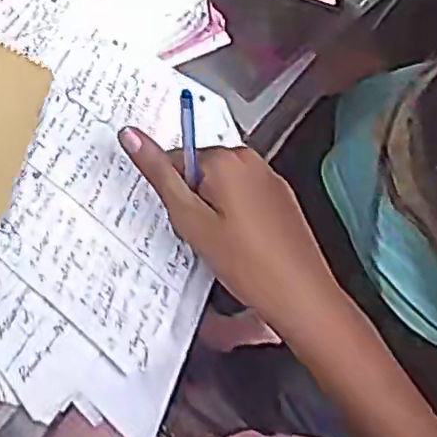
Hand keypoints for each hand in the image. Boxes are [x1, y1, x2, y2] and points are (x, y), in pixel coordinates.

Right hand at [121, 129, 341, 338]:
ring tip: (225, 245)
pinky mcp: (281, 199)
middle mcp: (250, 160)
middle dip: (194, 201)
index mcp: (226, 158)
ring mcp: (269, 179)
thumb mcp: (190, 219)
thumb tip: (131, 134)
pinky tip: (242, 246)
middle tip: (203, 235)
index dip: (173, 195)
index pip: (175, 160)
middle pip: (198, 171)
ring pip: (220, 186)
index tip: (185, 220)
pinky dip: (235, 217)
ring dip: (214, 210)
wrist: (305, 302)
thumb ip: (158, 173)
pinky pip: (243, 197)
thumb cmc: (249, 265)